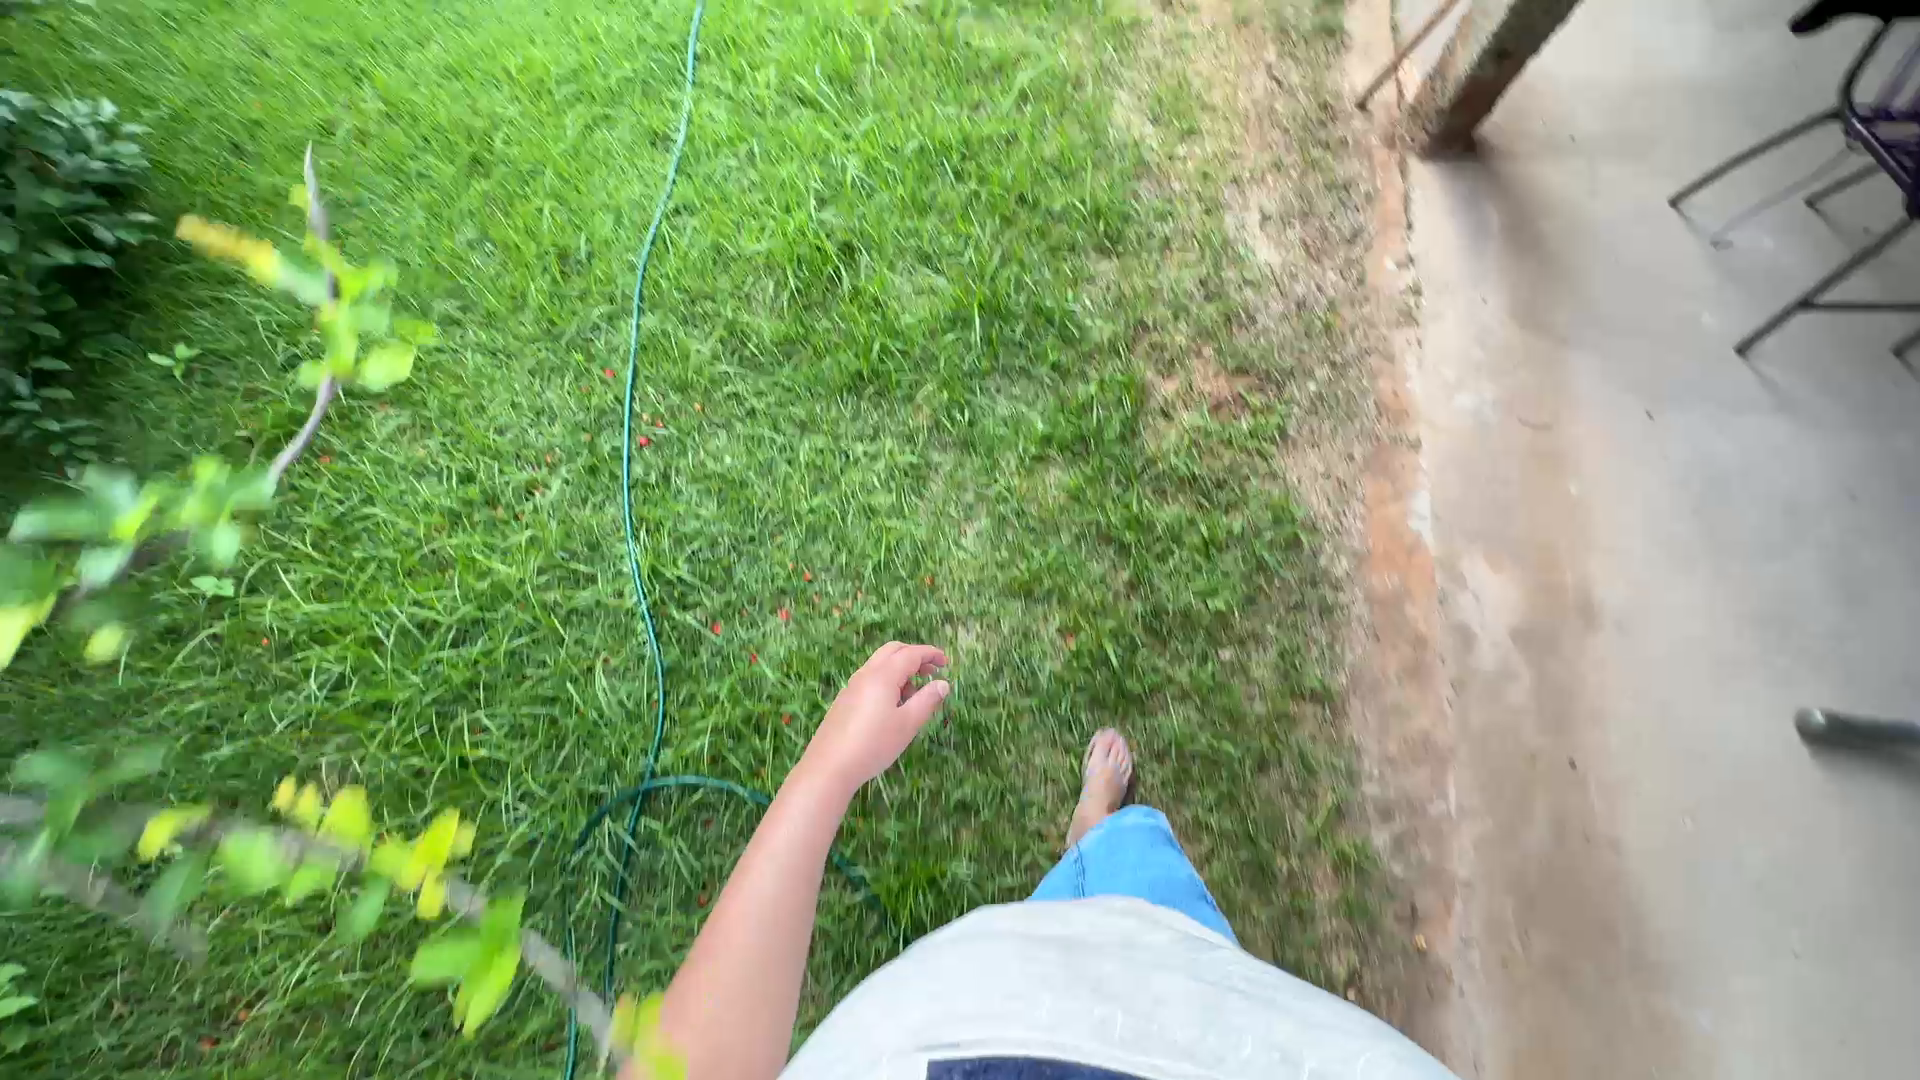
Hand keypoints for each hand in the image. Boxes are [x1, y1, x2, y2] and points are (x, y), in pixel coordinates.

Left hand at [799, 641, 949, 795]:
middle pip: (892, 651)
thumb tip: (943, 683)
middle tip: (931, 671)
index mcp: (883, 675)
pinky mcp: (845, 699)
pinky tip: (892, 706)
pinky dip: (887, 680)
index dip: (930, 654)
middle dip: (914, 656)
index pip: (911, 654)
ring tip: (914, 695)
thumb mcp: (908, 724)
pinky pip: (870, 678)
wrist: (830, 766)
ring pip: (880, 664)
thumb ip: (927, 700)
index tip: (946, 662)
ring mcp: (852, 686)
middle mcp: (866, 674)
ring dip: (900, 669)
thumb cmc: (874, 744)